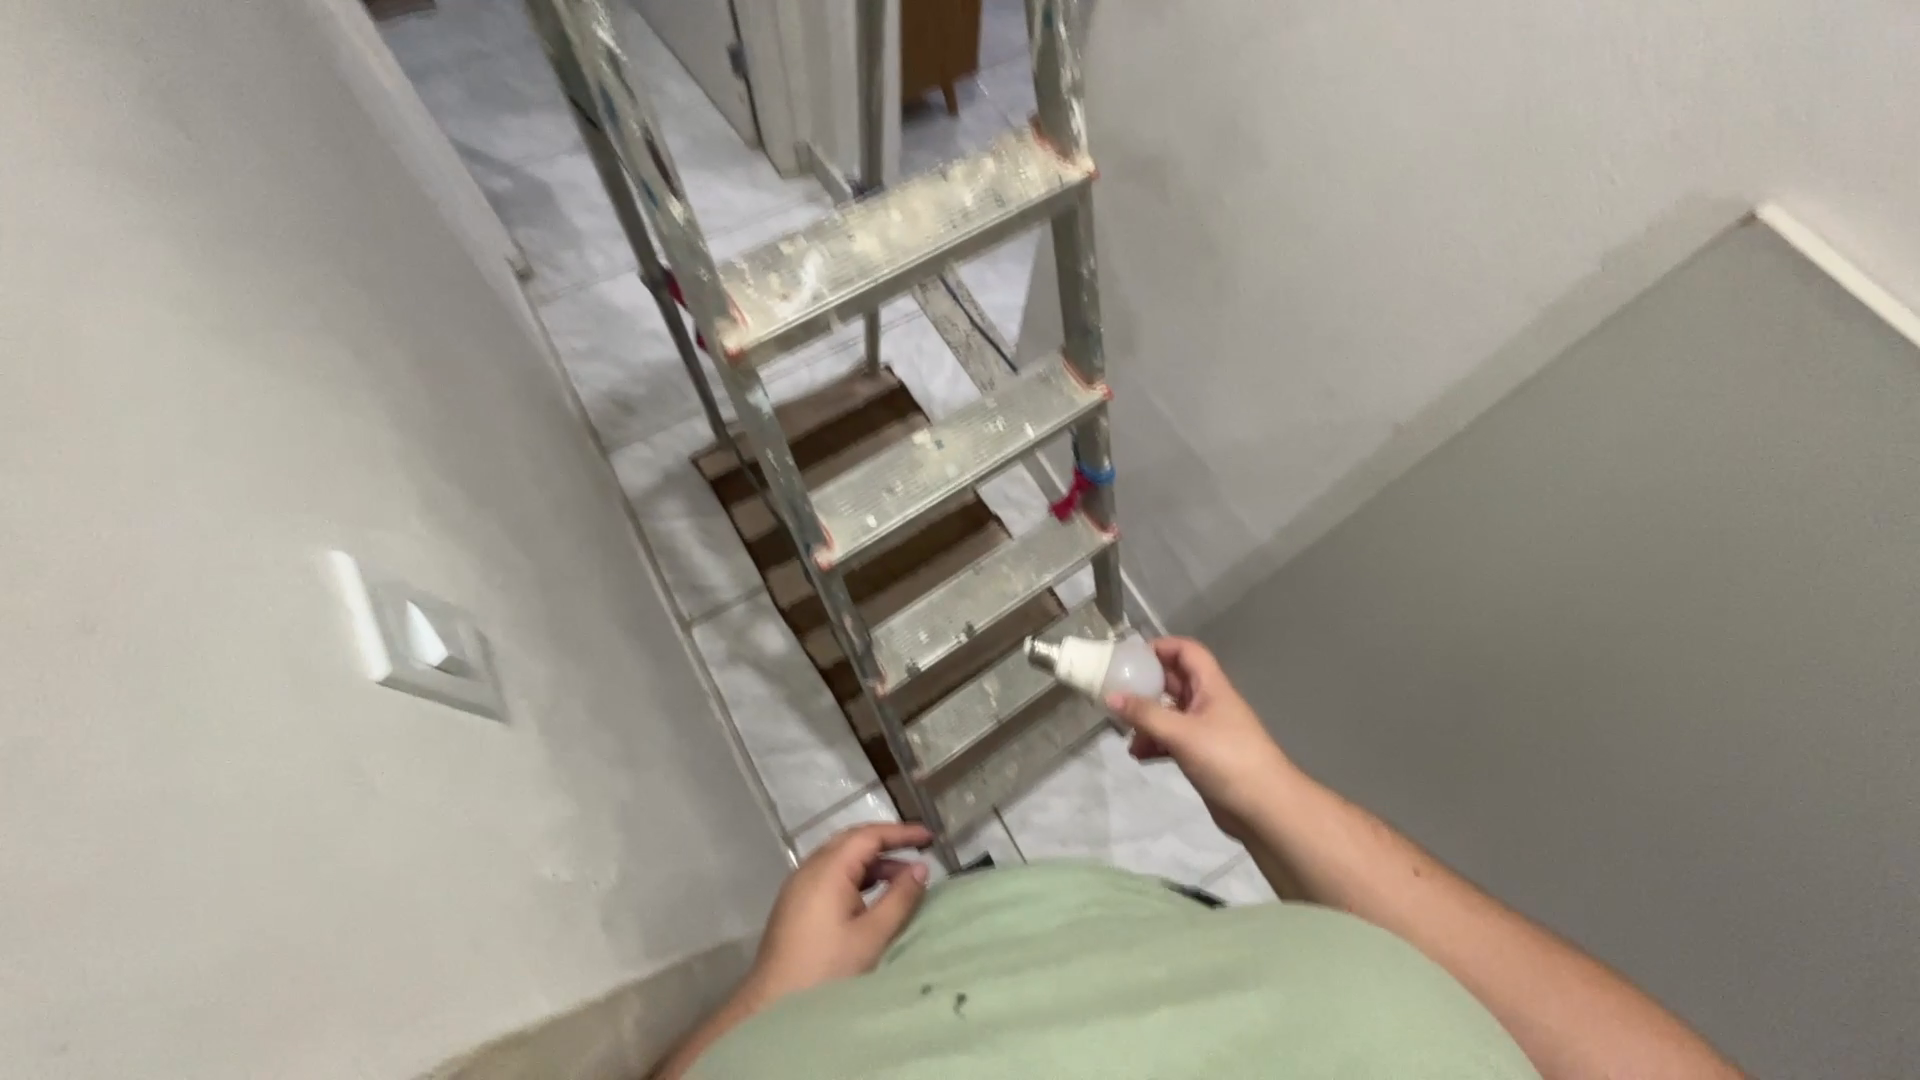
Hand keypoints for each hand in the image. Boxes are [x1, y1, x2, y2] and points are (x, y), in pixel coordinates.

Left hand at [744, 822, 933, 1005]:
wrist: (773, 1005)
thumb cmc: (827, 969)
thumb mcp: (872, 935)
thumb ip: (899, 898)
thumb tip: (921, 868)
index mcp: (828, 869)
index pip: (868, 835)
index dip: (901, 833)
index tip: (929, 837)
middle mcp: (810, 869)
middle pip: (853, 841)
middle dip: (887, 843)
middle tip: (919, 850)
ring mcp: (799, 886)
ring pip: (840, 859)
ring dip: (872, 862)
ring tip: (902, 878)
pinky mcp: (795, 904)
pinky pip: (830, 875)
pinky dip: (856, 877)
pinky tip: (873, 896)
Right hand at [1107, 637, 1298, 840]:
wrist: (1265, 809)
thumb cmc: (1227, 759)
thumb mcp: (1181, 733)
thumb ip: (1145, 714)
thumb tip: (1109, 696)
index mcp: (1211, 687)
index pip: (1187, 651)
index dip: (1161, 647)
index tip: (1131, 658)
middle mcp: (1209, 703)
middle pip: (1175, 681)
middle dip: (1147, 685)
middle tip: (1117, 691)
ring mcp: (1206, 730)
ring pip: (1170, 713)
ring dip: (1147, 719)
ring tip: (1126, 732)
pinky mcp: (1202, 755)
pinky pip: (1171, 739)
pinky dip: (1155, 743)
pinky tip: (1139, 755)